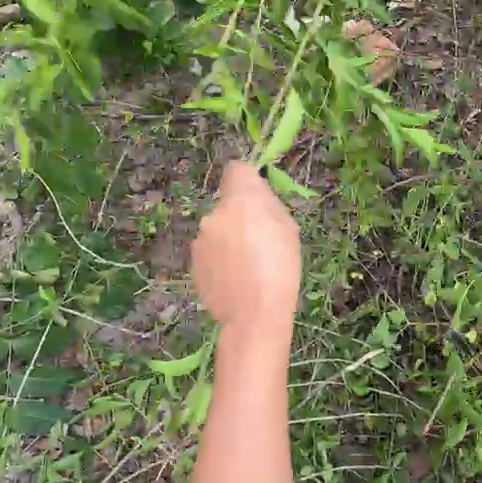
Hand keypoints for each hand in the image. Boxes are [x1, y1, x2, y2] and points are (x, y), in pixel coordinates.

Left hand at [191, 162, 301, 345]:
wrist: (255, 313)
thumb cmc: (282, 266)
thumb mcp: (288, 228)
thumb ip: (268, 205)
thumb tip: (256, 196)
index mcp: (241, 200)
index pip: (237, 169)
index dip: (248, 178)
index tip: (258, 195)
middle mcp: (214, 213)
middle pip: (228, 202)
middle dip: (240, 213)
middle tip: (260, 237)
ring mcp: (200, 239)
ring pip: (218, 227)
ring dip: (229, 236)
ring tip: (247, 263)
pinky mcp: (193, 261)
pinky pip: (210, 249)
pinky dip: (220, 257)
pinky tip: (234, 276)